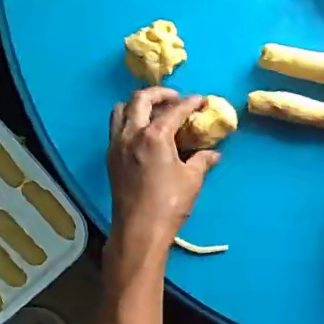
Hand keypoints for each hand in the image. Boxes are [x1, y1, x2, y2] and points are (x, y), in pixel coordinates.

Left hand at [108, 88, 219, 252]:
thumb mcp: (191, 180)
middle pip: (140, 99)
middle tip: (175, 98)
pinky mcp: (110, 157)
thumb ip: (201, 161)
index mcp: (154, 136)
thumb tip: (213, 154)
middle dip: (159, 94)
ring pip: (121, 110)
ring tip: (154, 111)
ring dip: (138, 104)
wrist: (138, 230)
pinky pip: (116, 127)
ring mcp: (117, 144)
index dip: (189, 103)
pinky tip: (142, 132)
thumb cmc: (169, 204)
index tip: (200, 100)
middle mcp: (132, 134)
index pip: (174, 110)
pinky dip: (129, 120)